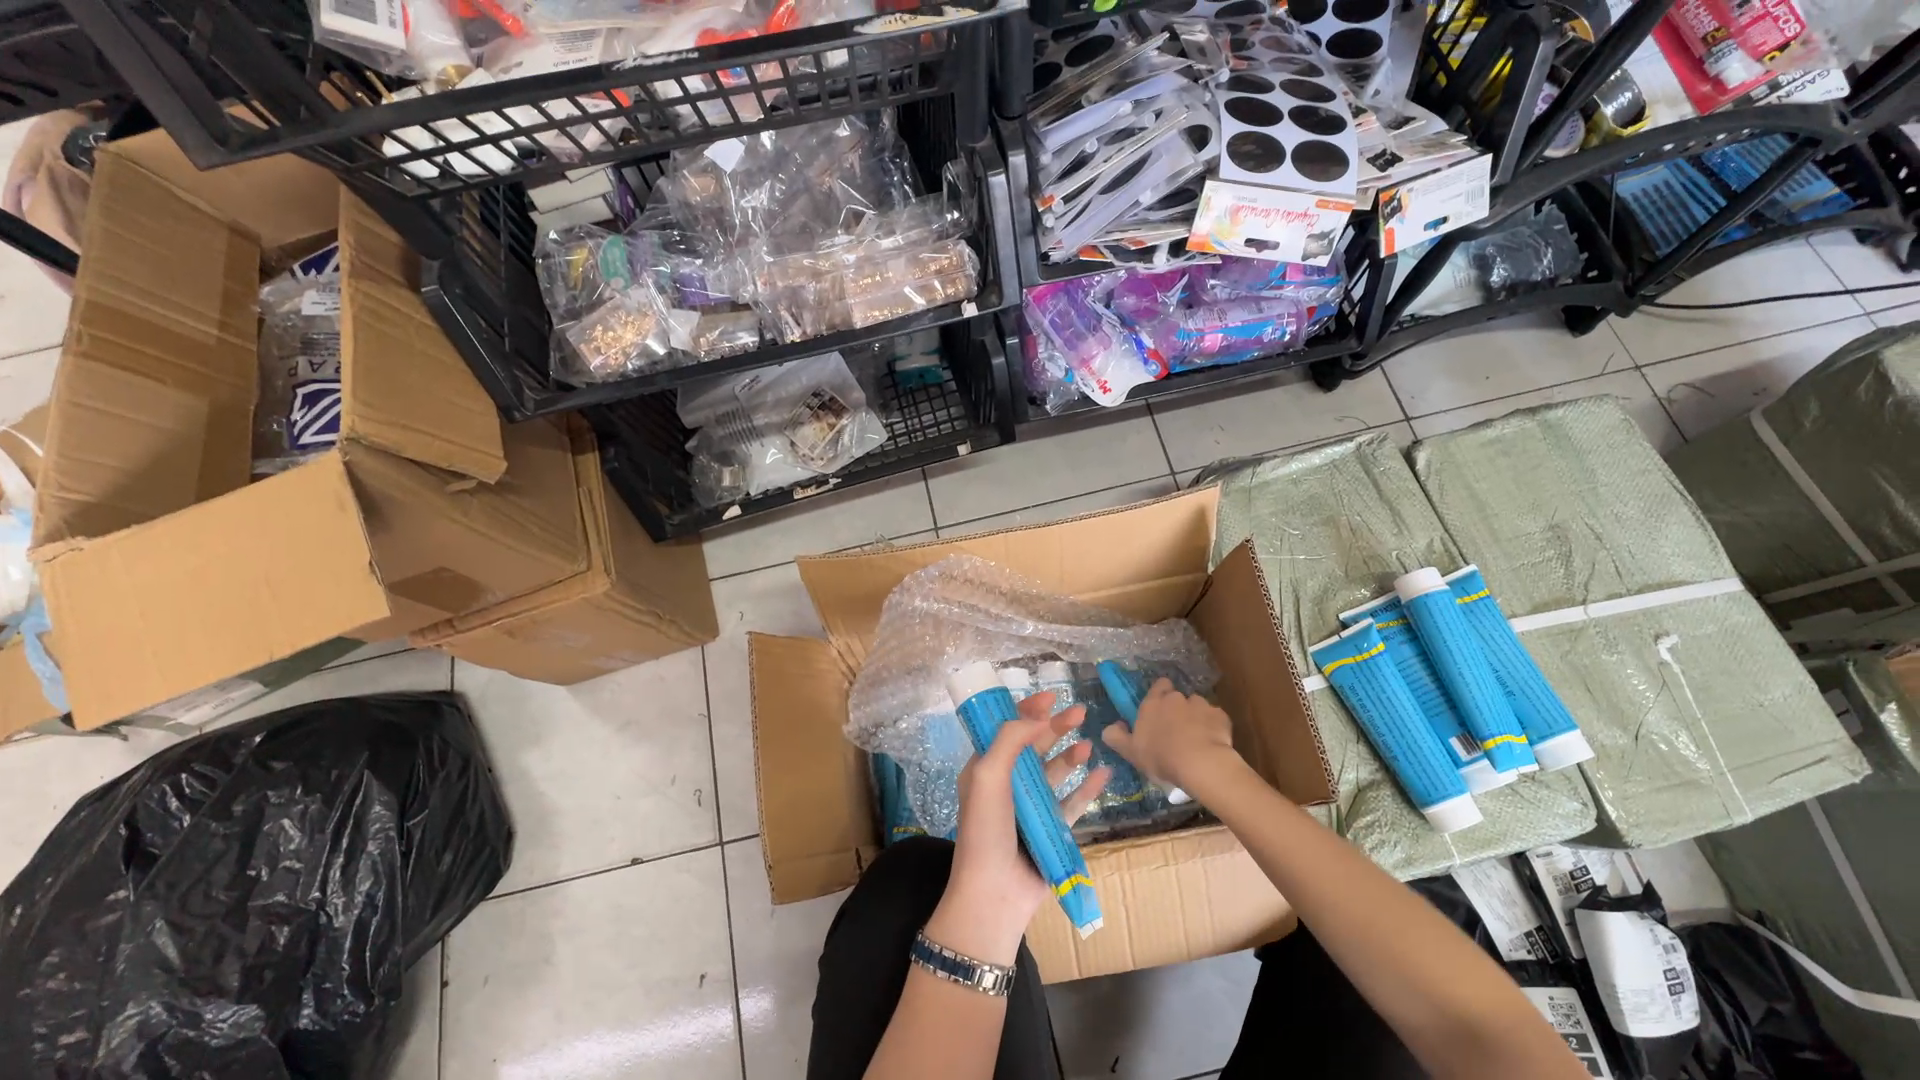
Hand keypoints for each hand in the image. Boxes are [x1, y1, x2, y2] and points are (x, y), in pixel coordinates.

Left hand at [927, 692, 1109, 964]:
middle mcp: (1007, 787)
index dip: (1027, 712)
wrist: (995, 892)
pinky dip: (1087, 788)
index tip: (1050, 697)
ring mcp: (1030, 810)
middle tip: (1079, 712)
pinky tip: (1102, 773)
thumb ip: (1010, 740)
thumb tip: (1037, 716)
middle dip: (1055, 728)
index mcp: (984, 771)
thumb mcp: (987, 776)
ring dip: (1070, 756)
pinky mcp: (1051, 832)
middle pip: (1034, 748)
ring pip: (1054, 775)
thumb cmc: (986, 829)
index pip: (1006, 732)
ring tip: (1088, 744)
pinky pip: (1072, 804)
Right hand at [1101, 678, 1237, 793]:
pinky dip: (1213, 728)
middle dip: (1178, 709)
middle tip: (1176, 730)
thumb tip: (1110, 727)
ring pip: (1198, 707)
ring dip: (1196, 718)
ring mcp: (1200, 704)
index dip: (1160, 694)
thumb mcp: (1130, 752)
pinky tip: (1212, 743)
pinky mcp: (1220, 715)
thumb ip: (1116, 737)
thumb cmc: (1160, 757)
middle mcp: (1176, 698)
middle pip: (1178, 697)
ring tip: (1196, 739)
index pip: (1159, 685)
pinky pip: (1215, 719)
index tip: (1160, 710)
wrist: (1200, 763)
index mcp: (1153, 704)